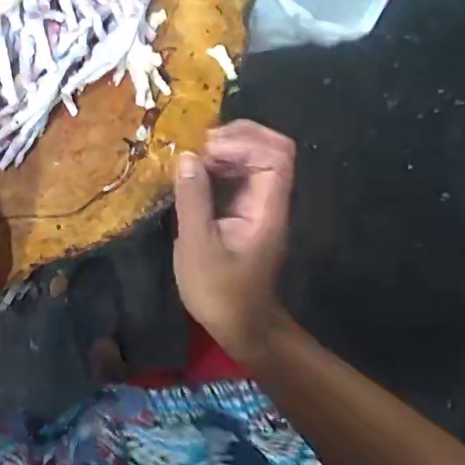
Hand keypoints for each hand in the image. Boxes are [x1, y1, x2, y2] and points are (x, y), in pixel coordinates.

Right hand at [172, 120, 295, 363]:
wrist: (241, 327)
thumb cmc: (220, 293)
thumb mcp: (197, 248)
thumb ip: (193, 200)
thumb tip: (186, 156)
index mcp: (268, 209)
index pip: (278, 156)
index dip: (245, 142)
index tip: (208, 150)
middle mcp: (269, 200)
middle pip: (270, 148)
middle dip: (235, 138)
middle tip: (198, 146)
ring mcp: (258, 204)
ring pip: (254, 158)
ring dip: (224, 150)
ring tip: (191, 157)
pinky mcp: (244, 211)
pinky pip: (238, 175)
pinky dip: (218, 165)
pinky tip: (193, 172)